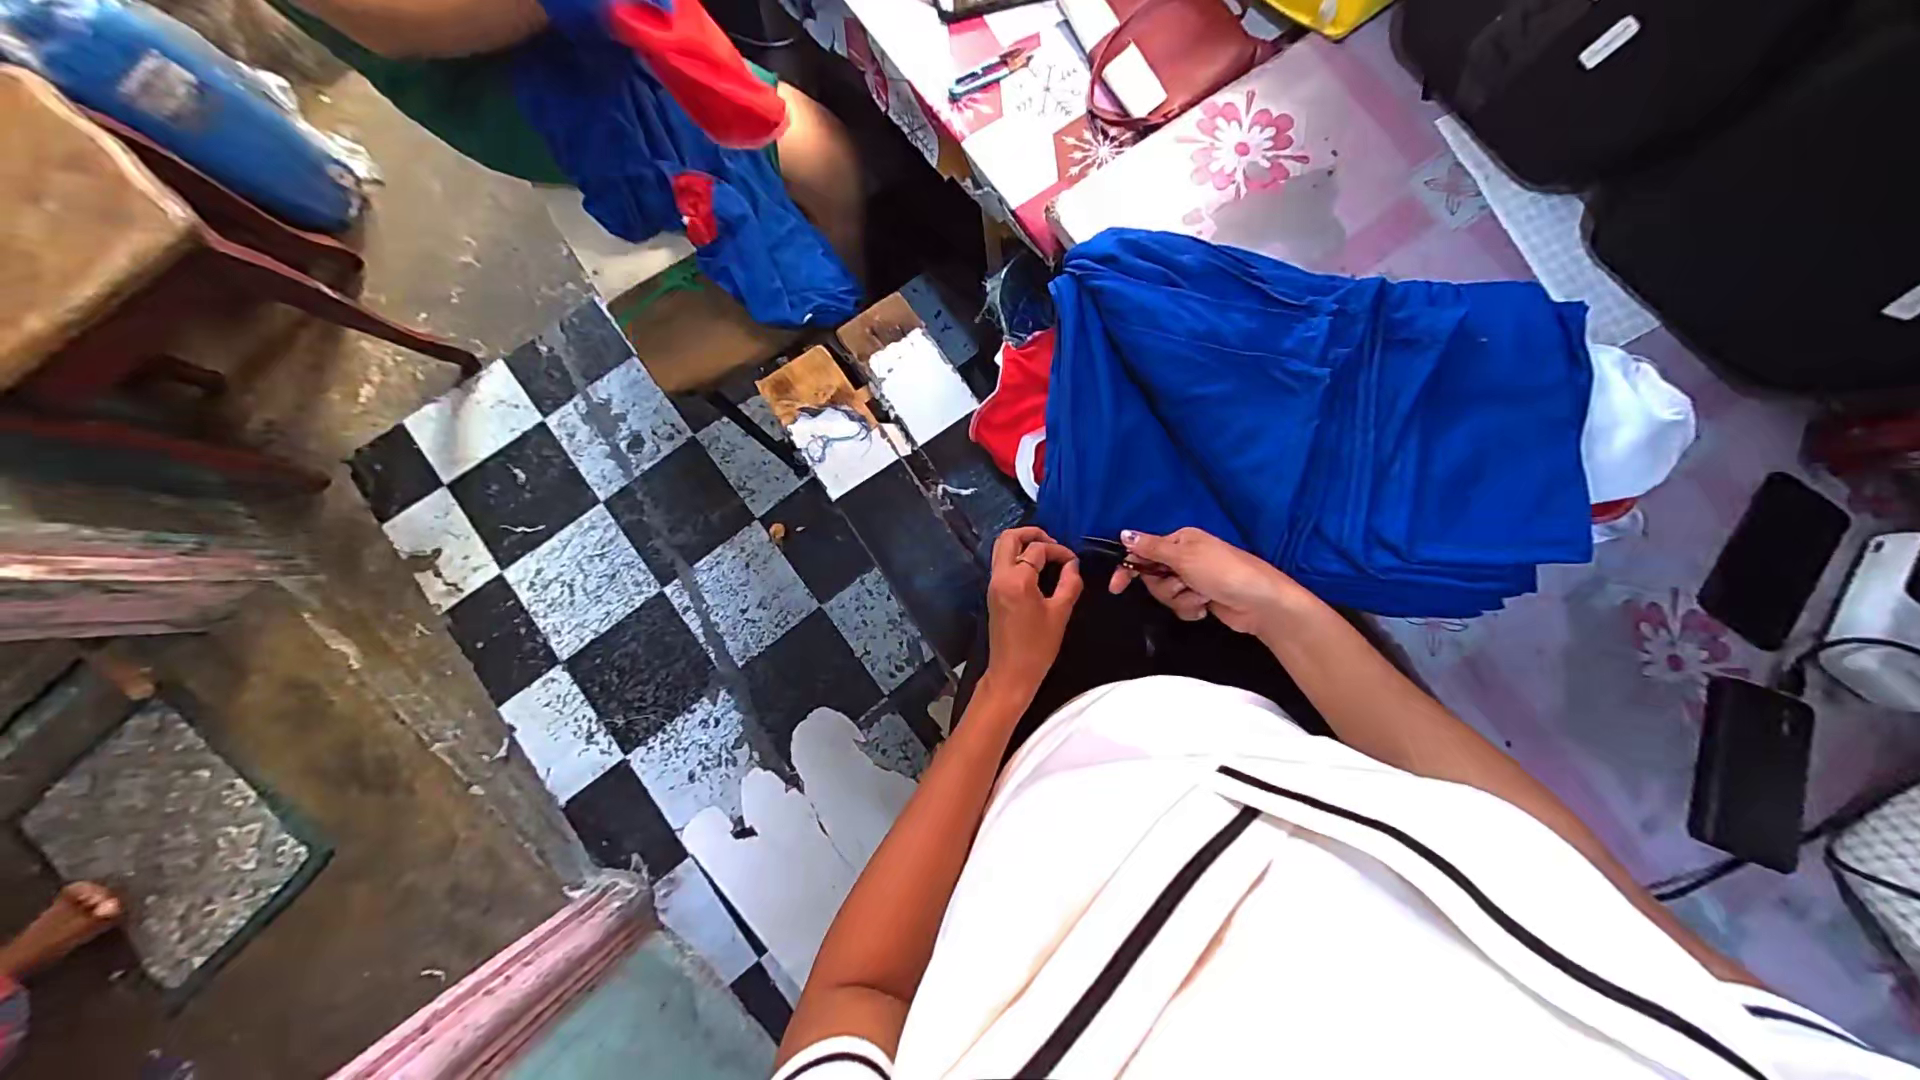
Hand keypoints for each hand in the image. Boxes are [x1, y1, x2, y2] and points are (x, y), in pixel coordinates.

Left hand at [982, 526, 1082, 701]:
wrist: (1011, 672)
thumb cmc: (1038, 646)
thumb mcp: (1060, 613)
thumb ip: (1069, 583)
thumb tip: (1073, 565)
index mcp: (1017, 579)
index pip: (1038, 549)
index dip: (1059, 550)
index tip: (1073, 561)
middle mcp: (1000, 576)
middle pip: (1008, 537)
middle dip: (1032, 533)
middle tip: (1053, 543)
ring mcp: (993, 584)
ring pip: (1001, 548)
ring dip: (1022, 544)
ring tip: (1047, 553)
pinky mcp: (992, 592)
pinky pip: (1001, 563)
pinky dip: (1017, 557)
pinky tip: (1037, 568)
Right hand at [1107, 527, 1312, 636]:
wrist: (1260, 603)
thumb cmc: (1223, 572)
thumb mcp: (1184, 556)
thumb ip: (1150, 548)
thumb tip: (1124, 533)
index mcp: (1180, 540)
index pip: (1143, 552)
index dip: (1128, 568)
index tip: (1116, 587)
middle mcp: (1184, 557)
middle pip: (1152, 576)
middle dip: (1165, 586)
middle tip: (1183, 585)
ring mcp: (1193, 579)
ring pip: (1165, 594)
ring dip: (1181, 599)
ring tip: (1202, 596)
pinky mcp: (1200, 599)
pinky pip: (1180, 607)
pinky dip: (1190, 609)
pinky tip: (1206, 606)